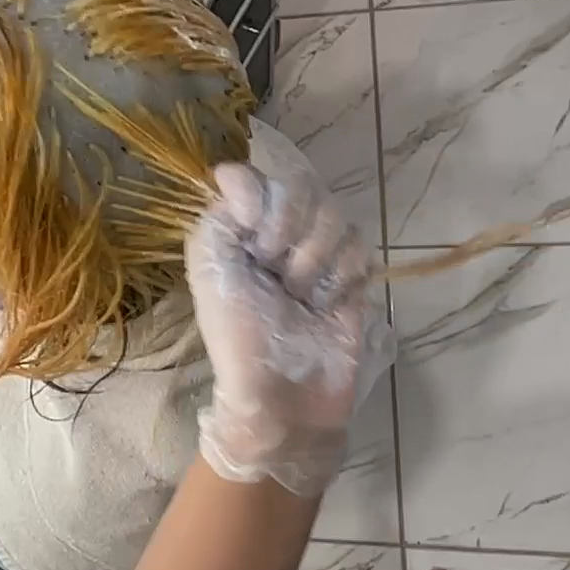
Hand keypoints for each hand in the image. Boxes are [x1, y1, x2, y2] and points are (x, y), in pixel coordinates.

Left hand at [185, 163, 374, 495]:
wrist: (285, 393)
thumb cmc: (238, 336)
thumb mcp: (210, 272)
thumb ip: (218, 216)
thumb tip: (240, 176)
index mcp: (236, 229)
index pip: (254, 175)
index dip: (261, 198)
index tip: (253, 233)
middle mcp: (276, 232)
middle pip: (300, 186)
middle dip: (288, 232)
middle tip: (275, 274)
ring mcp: (316, 251)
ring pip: (334, 213)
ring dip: (313, 260)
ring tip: (299, 298)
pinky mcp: (351, 273)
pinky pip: (359, 244)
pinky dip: (340, 276)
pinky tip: (324, 305)